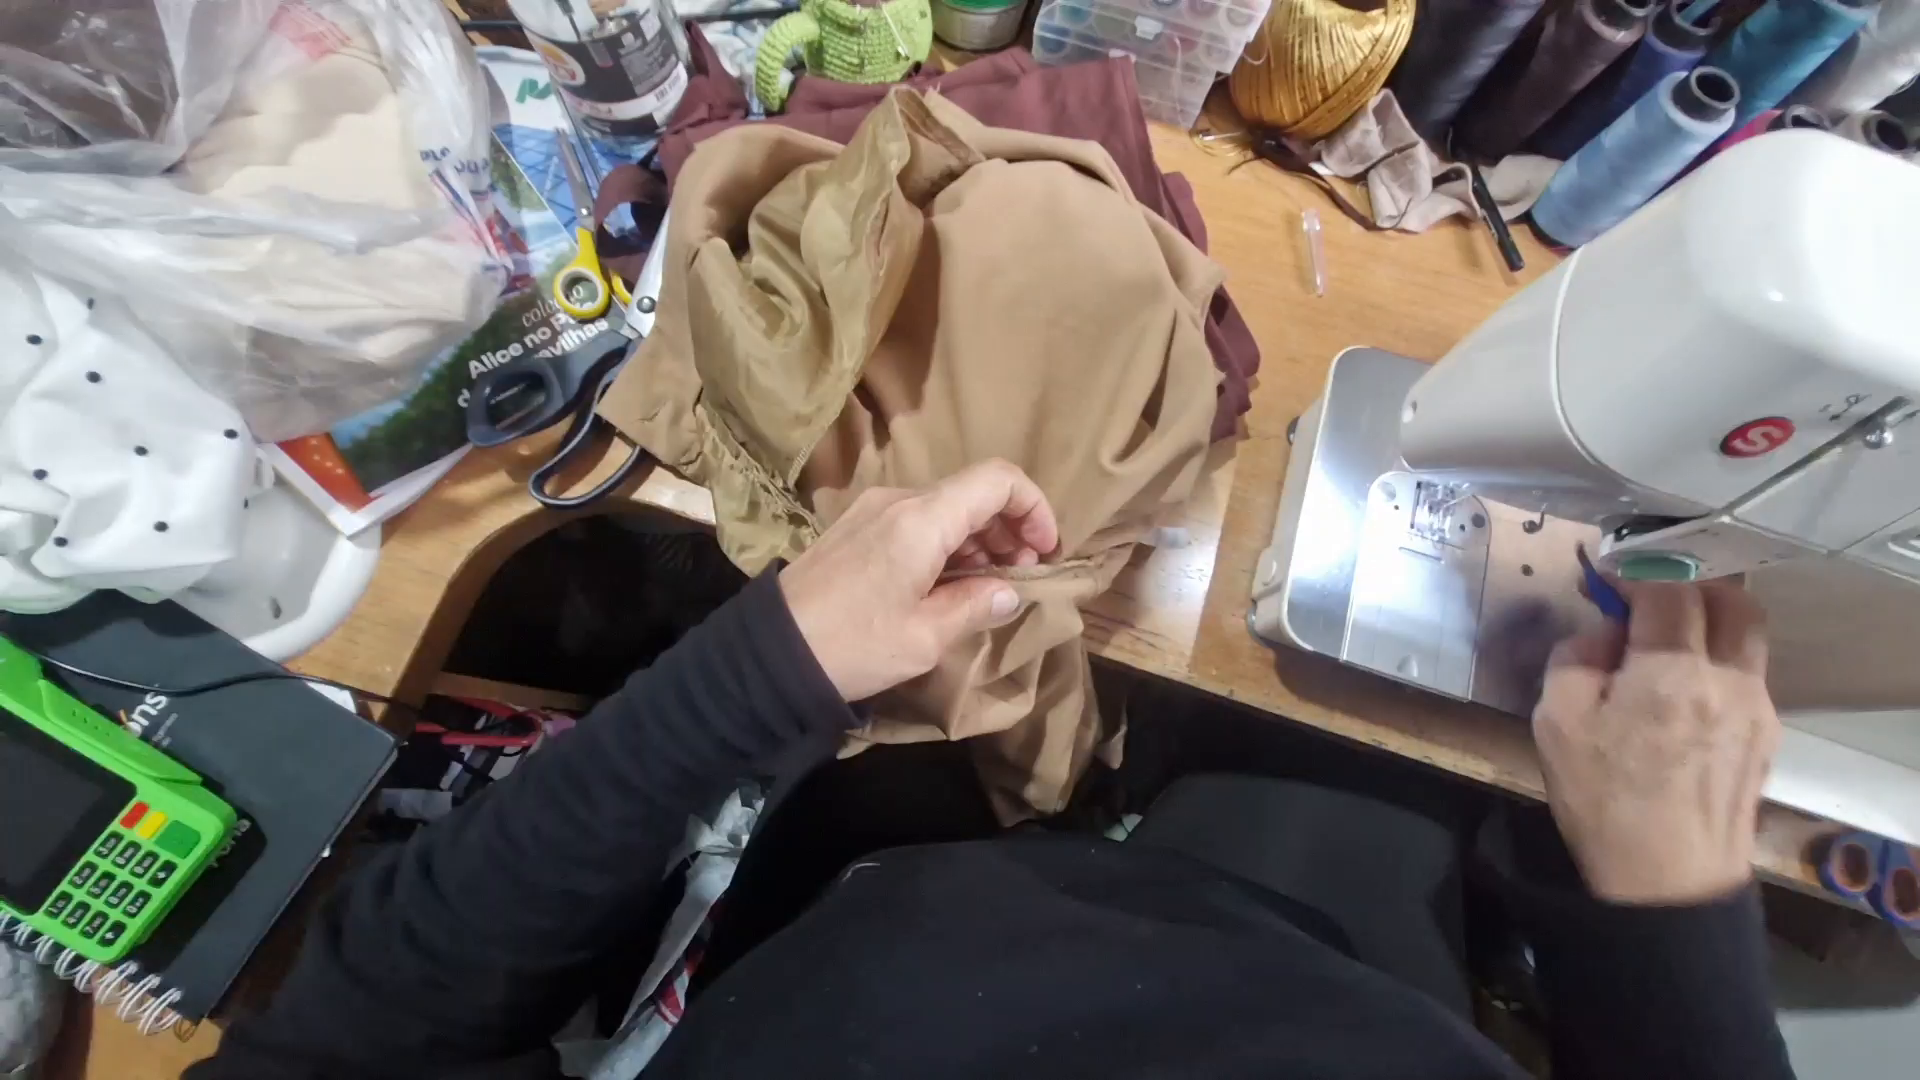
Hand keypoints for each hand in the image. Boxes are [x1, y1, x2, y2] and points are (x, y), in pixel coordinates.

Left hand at [779, 459, 1059, 702]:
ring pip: (947, 506)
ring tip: (992, 584)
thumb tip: (1010, 592)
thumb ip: (976, 606)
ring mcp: (875, 510)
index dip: (1034, 507)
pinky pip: (918, 520)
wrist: (769, 652)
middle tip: (1024, 574)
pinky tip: (952, 581)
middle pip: (974, 491)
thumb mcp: (925, 637)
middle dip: (1011, 527)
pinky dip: (949, 542)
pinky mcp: (858, 527)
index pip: (998, 481)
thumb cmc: (853, 646)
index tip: (1046, 551)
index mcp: (922, 520)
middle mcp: (899, 501)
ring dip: (980, 537)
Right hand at [1532, 580, 1780, 904]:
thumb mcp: (1555, 719)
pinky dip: (1711, 651)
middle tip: (1637, 592)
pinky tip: (1671, 676)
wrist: (1666, 872)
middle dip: (1683, 582)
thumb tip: (1603, 634)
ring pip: (1747, 633)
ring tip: (1654, 630)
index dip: (1633, 573)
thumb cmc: (1600, 792)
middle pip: (1731, 601)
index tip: (1600, 577)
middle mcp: (1730, 680)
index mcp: (1672, 673)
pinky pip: (1744, 668)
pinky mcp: (1764, 732)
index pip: (1668, 593)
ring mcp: (1757, 707)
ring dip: (1704, 614)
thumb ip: (1576, 659)